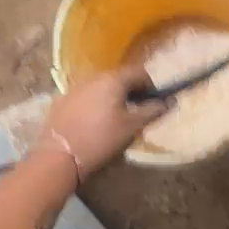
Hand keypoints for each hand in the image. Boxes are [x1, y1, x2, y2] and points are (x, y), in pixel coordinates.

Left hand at [38, 65, 169, 178]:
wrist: (59, 156)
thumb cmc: (101, 138)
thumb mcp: (132, 126)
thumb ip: (152, 111)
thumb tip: (169, 101)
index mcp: (113, 79)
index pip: (139, 72)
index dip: (151, 85)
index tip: (155, 100)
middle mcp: (93, 77)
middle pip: (118, 77)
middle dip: (131, 90)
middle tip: (137, 109)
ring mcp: (74, 87)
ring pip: (100, 86)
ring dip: (111, 96)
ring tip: (115, 116)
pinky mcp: (61, 101)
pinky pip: (85, 96)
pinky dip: (94, 103)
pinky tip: (93, 121)